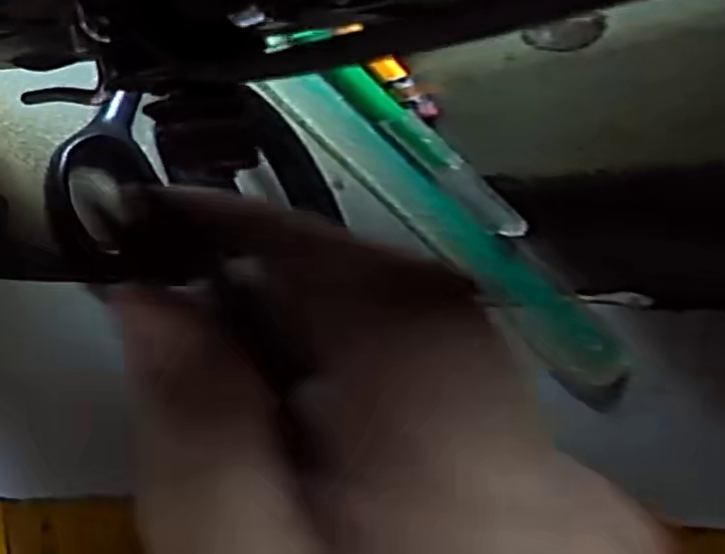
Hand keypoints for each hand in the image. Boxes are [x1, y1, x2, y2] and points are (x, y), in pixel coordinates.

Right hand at [108, 189, 668, 553]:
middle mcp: (557, 489)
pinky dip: (339, 395)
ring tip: (217, 373)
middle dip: (266, 288)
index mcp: (467, 480)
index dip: (273, 227)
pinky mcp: (559, 541)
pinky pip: (428, 422)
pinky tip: (290, 437)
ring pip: (405, 374)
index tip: (169, 204)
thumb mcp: (224, 553)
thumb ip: (191, 419)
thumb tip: (145, 291)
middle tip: (171, 295)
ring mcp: (579, 521)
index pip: (389, 293)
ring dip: (297, 344)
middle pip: (391, 326)